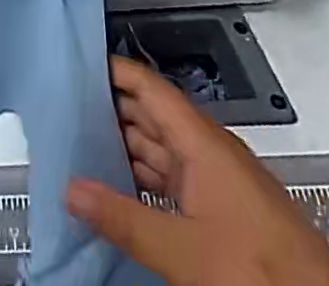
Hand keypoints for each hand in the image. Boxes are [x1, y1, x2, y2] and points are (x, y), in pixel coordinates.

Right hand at [68, 57, 328, 285]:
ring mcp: (217, 179)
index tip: (80, 63)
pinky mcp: (222, 207)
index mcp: (202, 142)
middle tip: (68, 105)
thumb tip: (72, 189)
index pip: (151, 88)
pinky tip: (119, 186)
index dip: (116, 70)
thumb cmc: (260, 269)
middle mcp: (210, 151)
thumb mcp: (182, 247)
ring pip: (161, 147)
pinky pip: (172, 176)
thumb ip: (123, 217)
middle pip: (153, 114)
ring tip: (83, 143)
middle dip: (111, 108)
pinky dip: (142, 175)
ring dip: (124, 144)